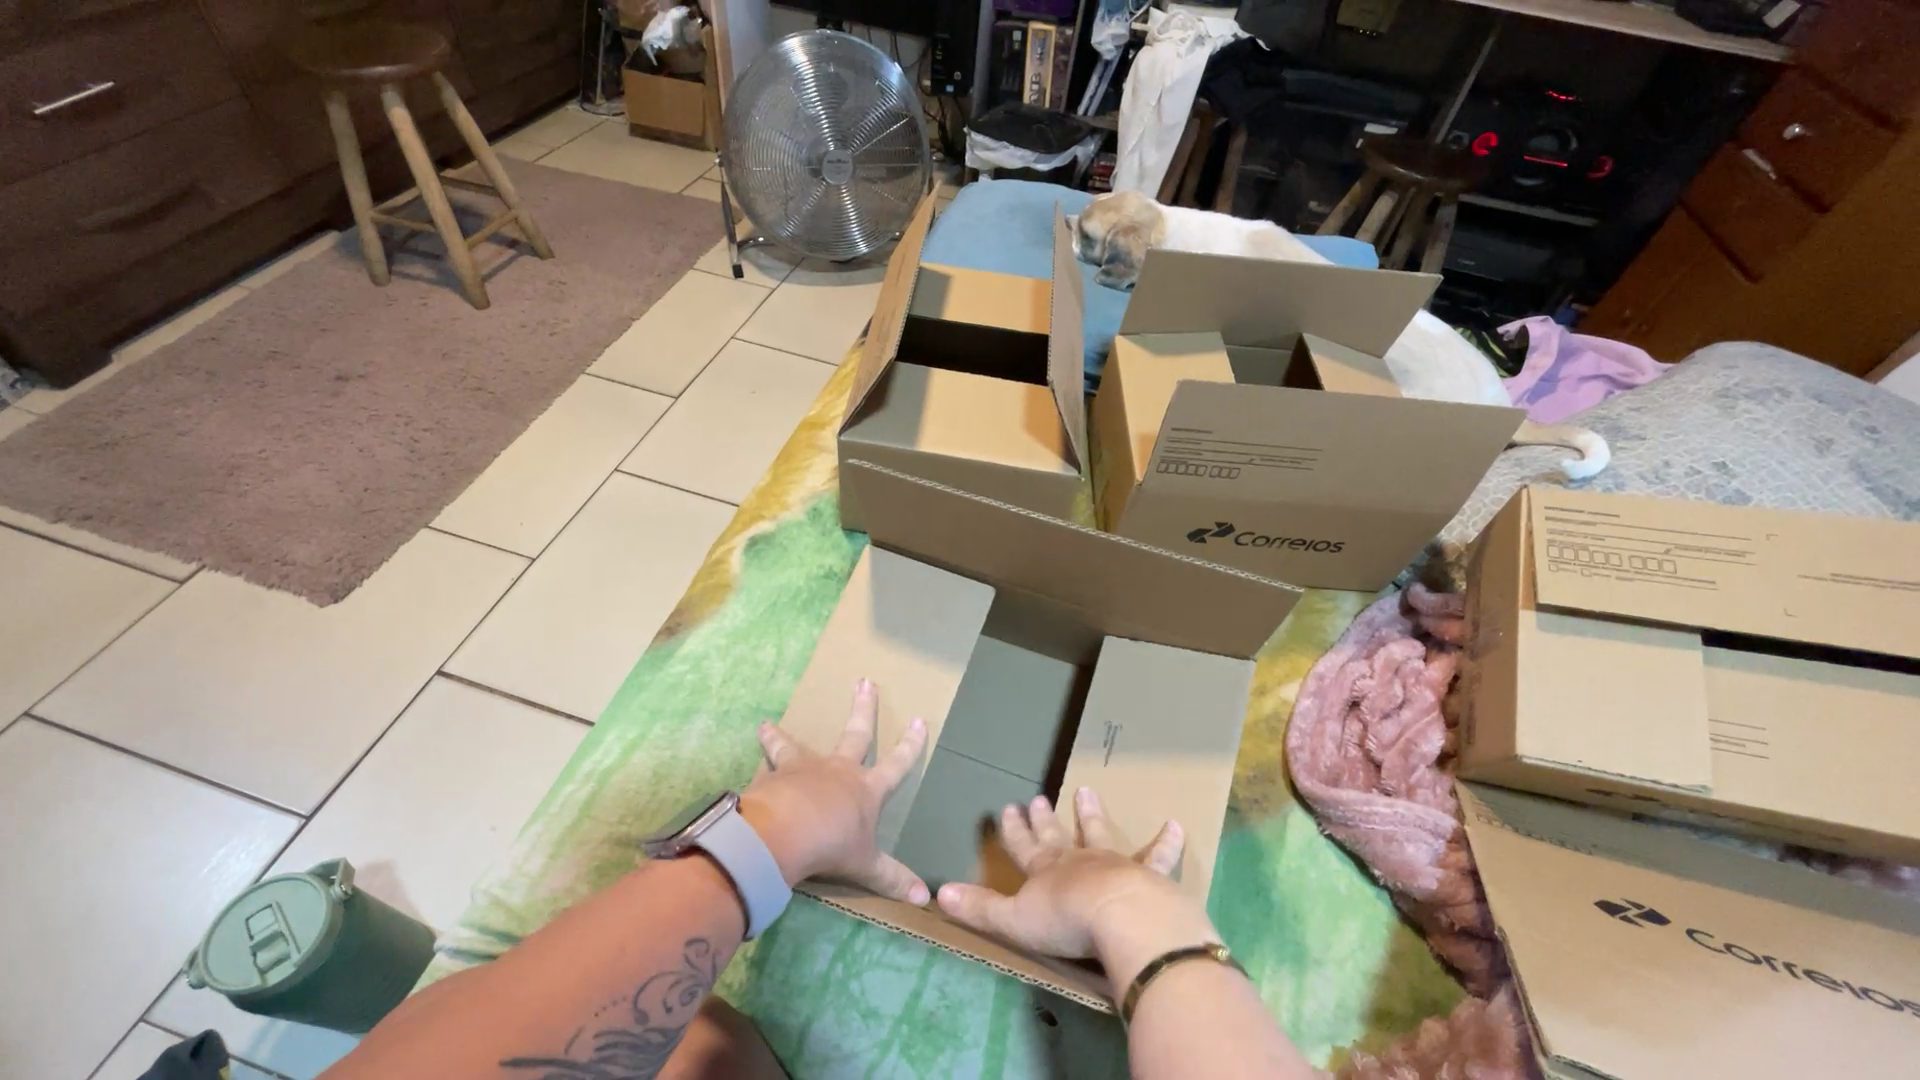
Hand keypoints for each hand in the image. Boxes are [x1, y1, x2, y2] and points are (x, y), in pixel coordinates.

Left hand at [741, 678, 930, 905]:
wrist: (786, 832)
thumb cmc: (832, 845)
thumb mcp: (866, 865)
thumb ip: (893, 879)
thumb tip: (927, 899)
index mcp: (867, 789)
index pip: (897, 763)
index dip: (910, 745)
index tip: (919, 720)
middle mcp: (838, 769)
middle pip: (856, 734)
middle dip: (863, 708)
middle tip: (864, 681)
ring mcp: (805, 768)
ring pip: (795, 745)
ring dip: (782, 736)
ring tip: (766, 725)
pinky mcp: (774, 775)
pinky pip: (766, 765)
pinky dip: (758, 760)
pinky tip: (749, 758)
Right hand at [935, 788, 1211, 980]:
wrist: (1120, 918)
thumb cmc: (1064, 922)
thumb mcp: (1013, 920)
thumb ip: (980, 908)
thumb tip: (939, 894)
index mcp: (1044, 871)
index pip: (1023, 846)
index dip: (1014, 830)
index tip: (1008, 808)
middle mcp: (1076, 860)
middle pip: (1056, 835)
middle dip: (1045, 819)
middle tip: (1039, 797)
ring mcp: (1113, 863)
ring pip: (1099, 833)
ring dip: (1091, 814)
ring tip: (1087, 791)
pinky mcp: (1148, 875)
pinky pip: (1157, 856)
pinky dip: (1165, 843)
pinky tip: (1175, 826)